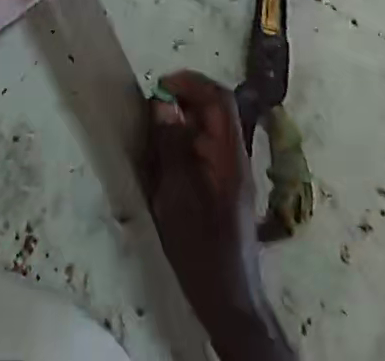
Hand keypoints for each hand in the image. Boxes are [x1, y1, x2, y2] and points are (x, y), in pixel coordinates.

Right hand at [147, 72, 290, 360]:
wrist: (228, 301)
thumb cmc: (200, 250)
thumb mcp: (176, 196)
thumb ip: (171, 147)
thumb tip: (162, 103)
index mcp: (229, 157)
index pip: (220, 100)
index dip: (191, 83)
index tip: (159, 84)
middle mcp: (235, 158)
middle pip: (215, 110)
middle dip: (182, 100)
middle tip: (149, 108)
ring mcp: (231, 173)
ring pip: (207, 128)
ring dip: (180, 121)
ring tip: (151, 133)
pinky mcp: (222, 186)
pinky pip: (203, 148)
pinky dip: (182, 142)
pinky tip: (161, 159)